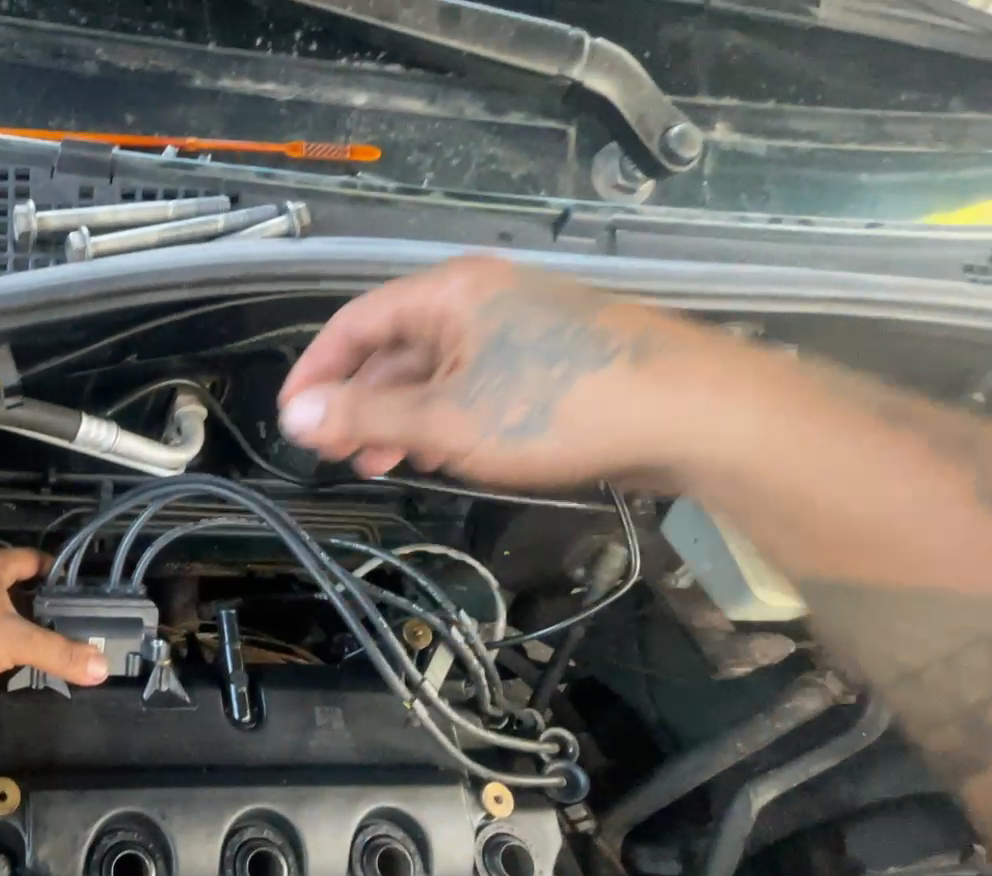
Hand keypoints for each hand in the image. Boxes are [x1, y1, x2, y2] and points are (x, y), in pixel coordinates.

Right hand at [277, 256, 750, 489]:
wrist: (703, 416)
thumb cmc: (559, 408)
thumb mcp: (444, 418)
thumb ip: (363, 415)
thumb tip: (293, 416)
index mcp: (448, 293)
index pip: (353, 324)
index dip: (315, 372)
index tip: (292, 419)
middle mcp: (478, 299)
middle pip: (390, 349)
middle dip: (357, 403)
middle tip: (336, 452)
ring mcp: (515, 329)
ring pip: (430, 372)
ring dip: (396, 418)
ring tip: (380, 463)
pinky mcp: (544, 360)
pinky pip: (469, 385)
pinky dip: (441, 418)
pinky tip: (437, 453)